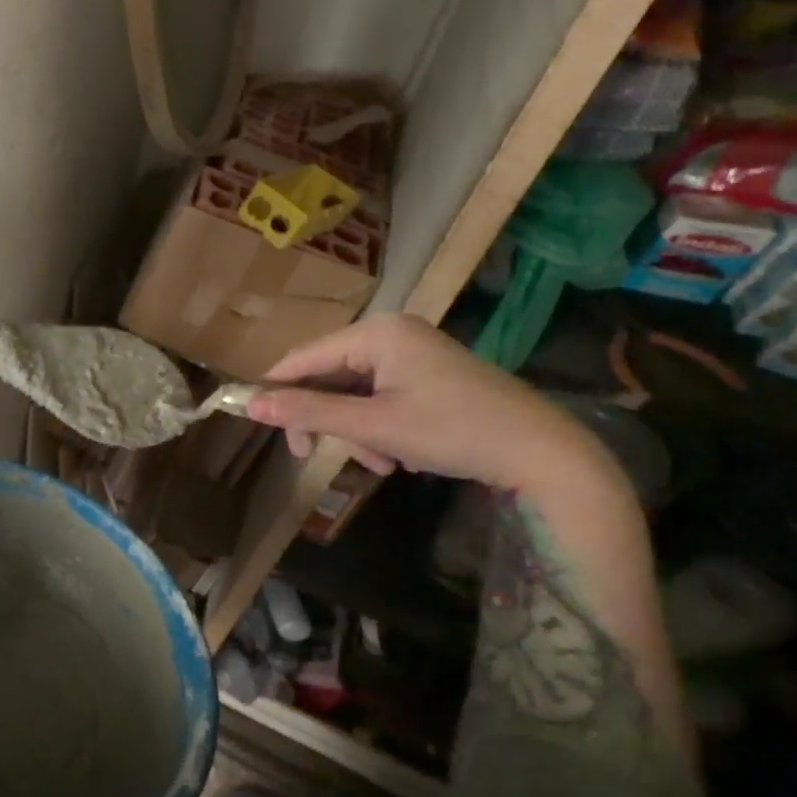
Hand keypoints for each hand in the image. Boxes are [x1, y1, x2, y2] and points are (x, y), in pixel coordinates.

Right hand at [246, 315, 618, 493]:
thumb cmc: (455, 431)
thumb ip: (307, 412)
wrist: (548, 455)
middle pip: (326, 377)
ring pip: (352, 393)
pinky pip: (379, 397)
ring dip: (355, 432)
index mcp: (376, 333)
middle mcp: (391, 333)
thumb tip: (248, 404)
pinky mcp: (429, 374)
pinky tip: (399, 455)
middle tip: (315, 456)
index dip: (274, 391)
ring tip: (381, 463)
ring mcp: (413, 353)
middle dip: (326, 421)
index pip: (301, 359)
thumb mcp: (374, 426)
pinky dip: (378, 427)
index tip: (258, 425)